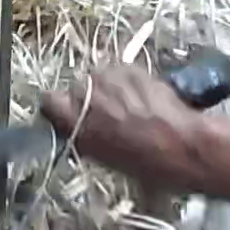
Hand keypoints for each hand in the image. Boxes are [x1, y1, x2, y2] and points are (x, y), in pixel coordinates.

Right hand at [41, 64, 217, 190]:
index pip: (49, 100)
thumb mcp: (104, 157)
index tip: (66, 112)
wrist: (180, 142)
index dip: (58, 106)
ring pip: (98, 76)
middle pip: (77, 87)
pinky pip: (119, 71)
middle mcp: (88, 93)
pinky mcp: (130, 65)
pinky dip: (125, 80)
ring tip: (126, 104)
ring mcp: (109, 75)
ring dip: (107, 87)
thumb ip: (85, 134)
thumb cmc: (144, 163)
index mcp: (76, 121)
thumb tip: (79, 126)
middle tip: (106, 114)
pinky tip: (140, 96)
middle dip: (88, 98)